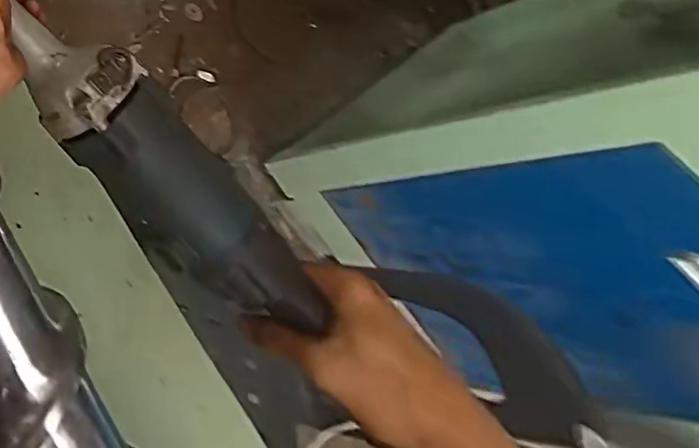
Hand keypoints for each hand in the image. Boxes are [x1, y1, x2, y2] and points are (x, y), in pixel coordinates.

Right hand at [243, 264, 512, 447]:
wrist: (453, 438)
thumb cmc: (388, 390)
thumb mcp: (323, 365)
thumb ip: (280, 339)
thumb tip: (246, 322)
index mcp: (349, 282)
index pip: (294, 267)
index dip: (268, 282)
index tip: (249, 299)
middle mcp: (366, 292)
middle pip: (312, 293)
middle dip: (290, 311)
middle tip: (268, 329)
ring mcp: (382, 318)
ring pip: (329, 316)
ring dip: (311, 332)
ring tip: (293, 350)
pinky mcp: (391, 345)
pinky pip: (347, 334)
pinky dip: (331, 345)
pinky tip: (325, 367)